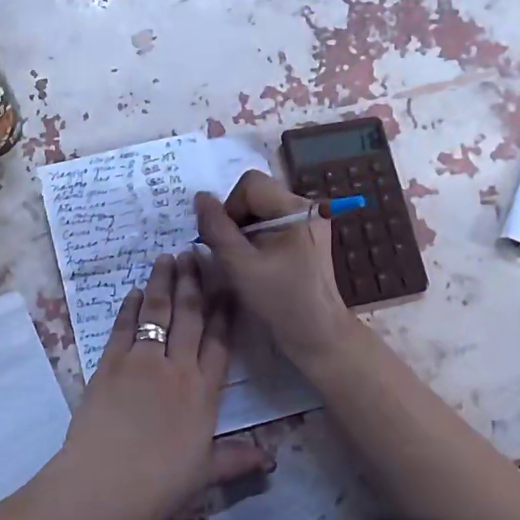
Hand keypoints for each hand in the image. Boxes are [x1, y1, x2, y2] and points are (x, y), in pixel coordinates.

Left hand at [45, 252, 270, 519]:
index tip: (228, 284)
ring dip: (164, 283)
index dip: (224, 311)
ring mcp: (141, 363)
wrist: (101, 489)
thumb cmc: (158, 488)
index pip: (220, 342)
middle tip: (197, 252)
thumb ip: (235, 459)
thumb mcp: (203, 476)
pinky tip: (135, 291)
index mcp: (203, 394)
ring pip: (158, 313)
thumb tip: (271, 460)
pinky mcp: (109, 364)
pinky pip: (123, 327)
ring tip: (168, 257)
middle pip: (190, 317)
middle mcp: (176, 369)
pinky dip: (130, 307)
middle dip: (195, 282)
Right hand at [194, 171, 356, 370]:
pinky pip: (274, 223)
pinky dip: (258, 237)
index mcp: (297, 208)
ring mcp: (310, 222)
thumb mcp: (240, 266)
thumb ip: (217, 229)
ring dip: (245, 229)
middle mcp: (307, 207)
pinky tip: (257, 262)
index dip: (230, 207)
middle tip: (230, 251)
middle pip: (257, 194)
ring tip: (243, 259)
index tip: (225, 239)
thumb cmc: (281, 301)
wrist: (319, 335)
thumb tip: (200, 198)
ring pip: (262, 209)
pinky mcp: (308, 237)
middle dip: (236, 218)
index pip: (250, 184)